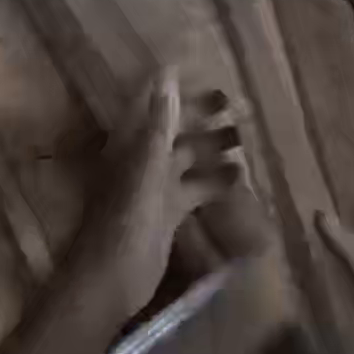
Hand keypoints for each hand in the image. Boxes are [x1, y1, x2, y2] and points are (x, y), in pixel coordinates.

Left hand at [69, 68, 241, 318]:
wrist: (110, 282)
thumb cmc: (127, 220)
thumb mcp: (147, 168)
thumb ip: (160, 123)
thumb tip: (167, 74)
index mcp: (131, 142)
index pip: (152, 102)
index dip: (174, 85)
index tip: (202, 70)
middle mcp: (142, 158)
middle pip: (175, 127)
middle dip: (202, 115)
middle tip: (234, 106)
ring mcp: (155, 186)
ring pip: (188, 156)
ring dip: (213, 146)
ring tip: (243, 139)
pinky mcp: (168, 211)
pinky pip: (195, 187)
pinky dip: (215, 181)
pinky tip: (239, 178)